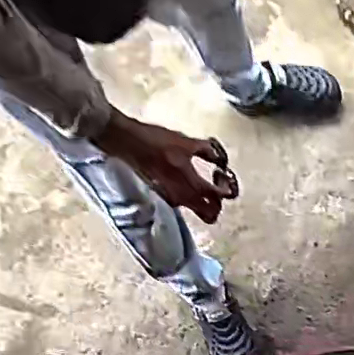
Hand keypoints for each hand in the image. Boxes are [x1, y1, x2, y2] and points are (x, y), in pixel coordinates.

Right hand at [92, 111, 237, 223]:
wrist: (127, 141)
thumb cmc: (155, 140)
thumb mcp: (185, 142)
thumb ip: (207, 151)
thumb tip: (220, 157)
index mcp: (193, 184)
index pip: (220, 196)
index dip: (226, 187)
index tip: (221, 174)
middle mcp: (185, 198)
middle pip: (211, 214)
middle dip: (218, 204)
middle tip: (215, 187)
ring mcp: (174, 200)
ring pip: (199, 214)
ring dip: (206, 205)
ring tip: (203, 188)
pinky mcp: (165, 198)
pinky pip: (185, 206)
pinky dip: (192, 200)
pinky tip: (187, 184)